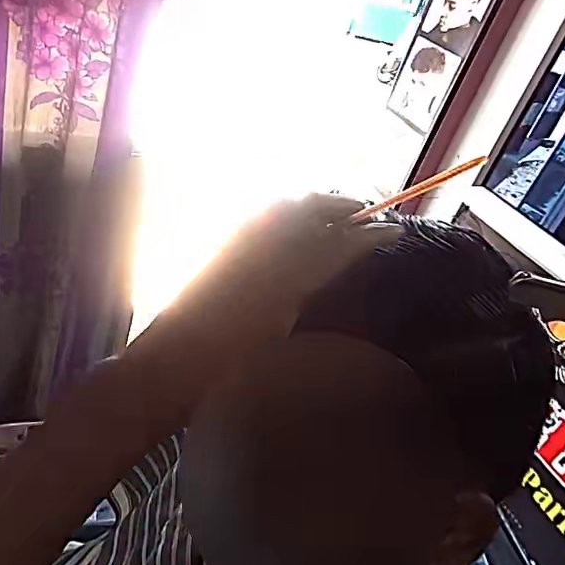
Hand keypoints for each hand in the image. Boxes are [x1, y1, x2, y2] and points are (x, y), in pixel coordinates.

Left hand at [117, 195, 400, 431]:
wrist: (171, 361)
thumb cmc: (229, 358)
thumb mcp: (279, 322)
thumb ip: (302, 287)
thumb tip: (327, 262)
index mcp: (286, 273)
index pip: (339, 242)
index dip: (368, 233)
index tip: (393, 229)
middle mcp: (262, 244)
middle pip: (312, 208)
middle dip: (342, 205)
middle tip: (366, 211)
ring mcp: (239, 238)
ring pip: (286, 206)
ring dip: (315, 204)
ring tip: (337, 212)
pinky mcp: (221, 242)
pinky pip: (263, 215)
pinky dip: (286, 211)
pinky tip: (295, 221)